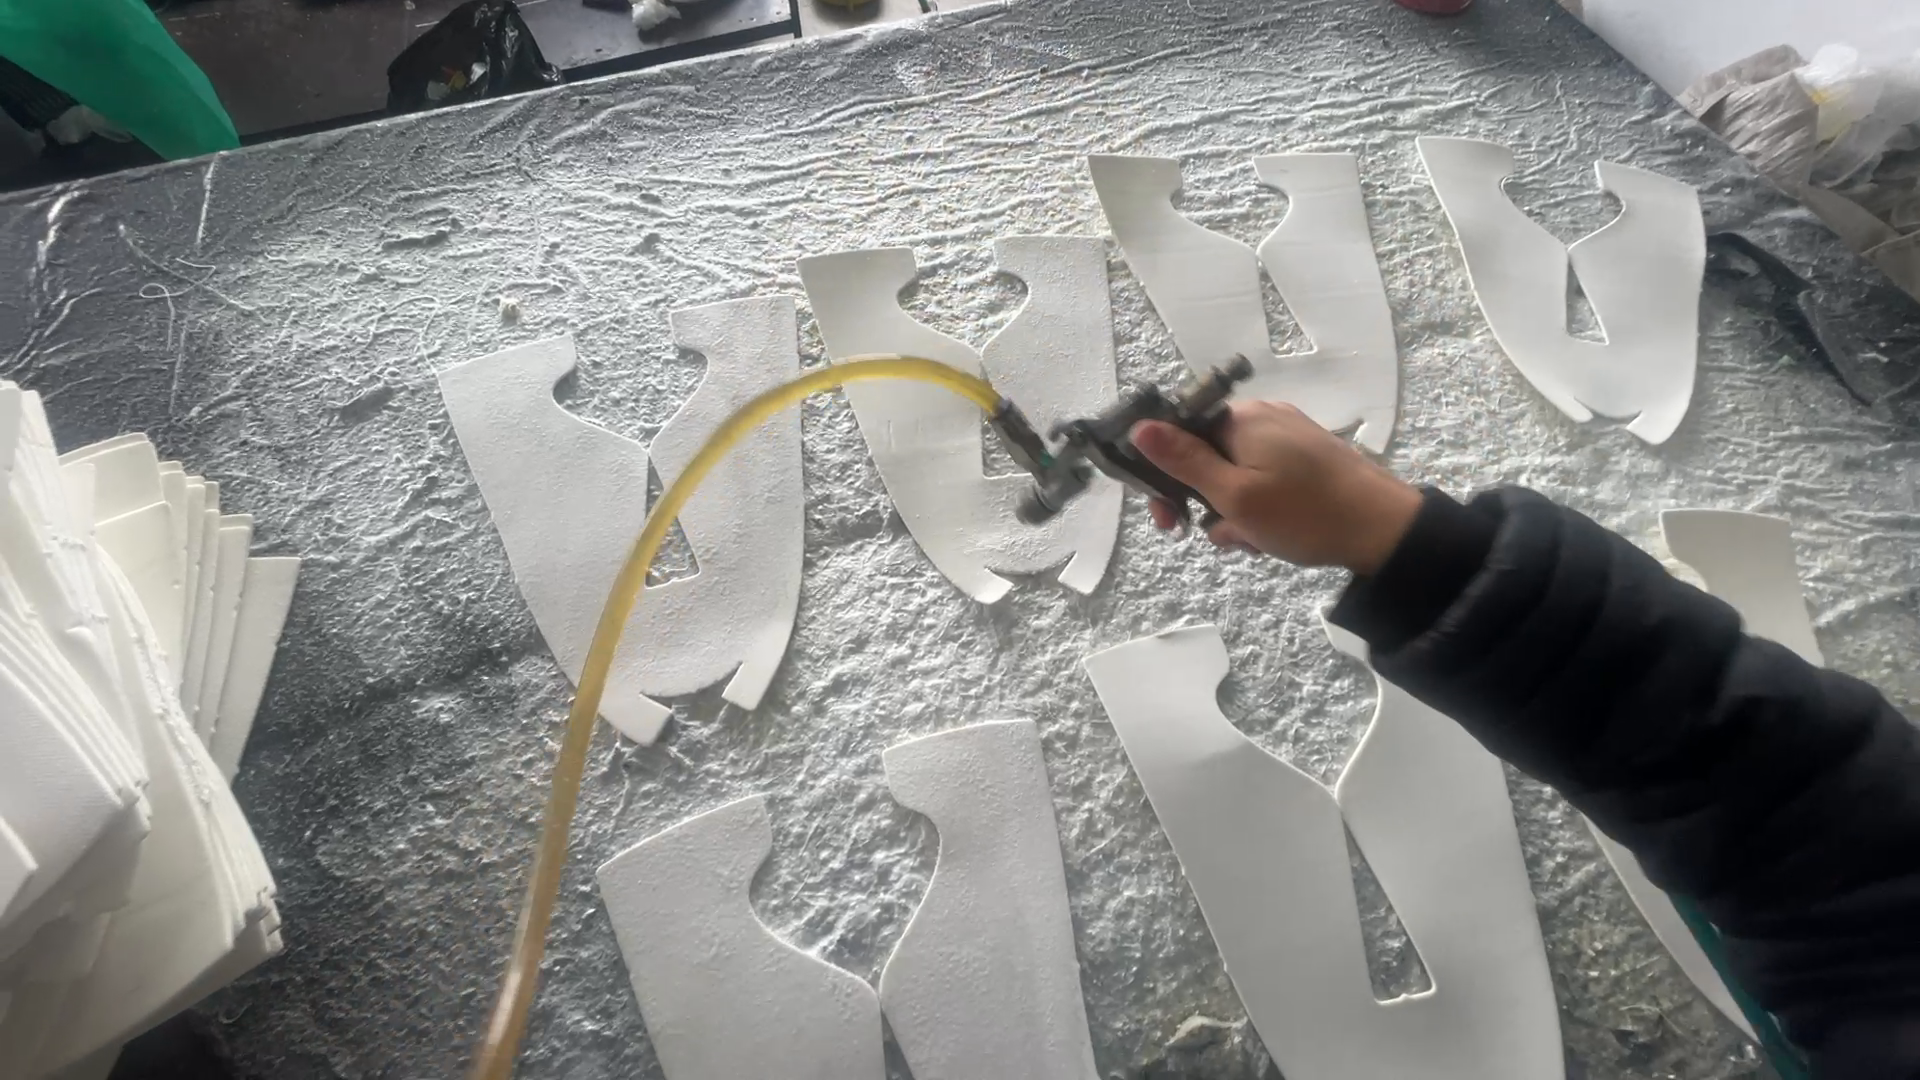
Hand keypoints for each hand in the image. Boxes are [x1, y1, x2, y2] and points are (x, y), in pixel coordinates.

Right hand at [1130, 401, 1421, 573]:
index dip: (1162, 472)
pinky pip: (1258, 479)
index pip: (1179, 432)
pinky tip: (1265, 535)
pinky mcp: (1303, 459)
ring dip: (1228, 511)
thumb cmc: (1303, 513)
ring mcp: (1285, 438)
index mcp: (1241, 419)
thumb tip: (1138, 426)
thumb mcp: (1234, 494)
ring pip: (1230, 474)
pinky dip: (1253, 507)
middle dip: (1199, 498)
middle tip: (1204, 533)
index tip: (1165, 512)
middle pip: (1203, 455)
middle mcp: (1261, 419)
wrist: (1386, 532)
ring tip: (1247, 539)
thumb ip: (1183, 461)